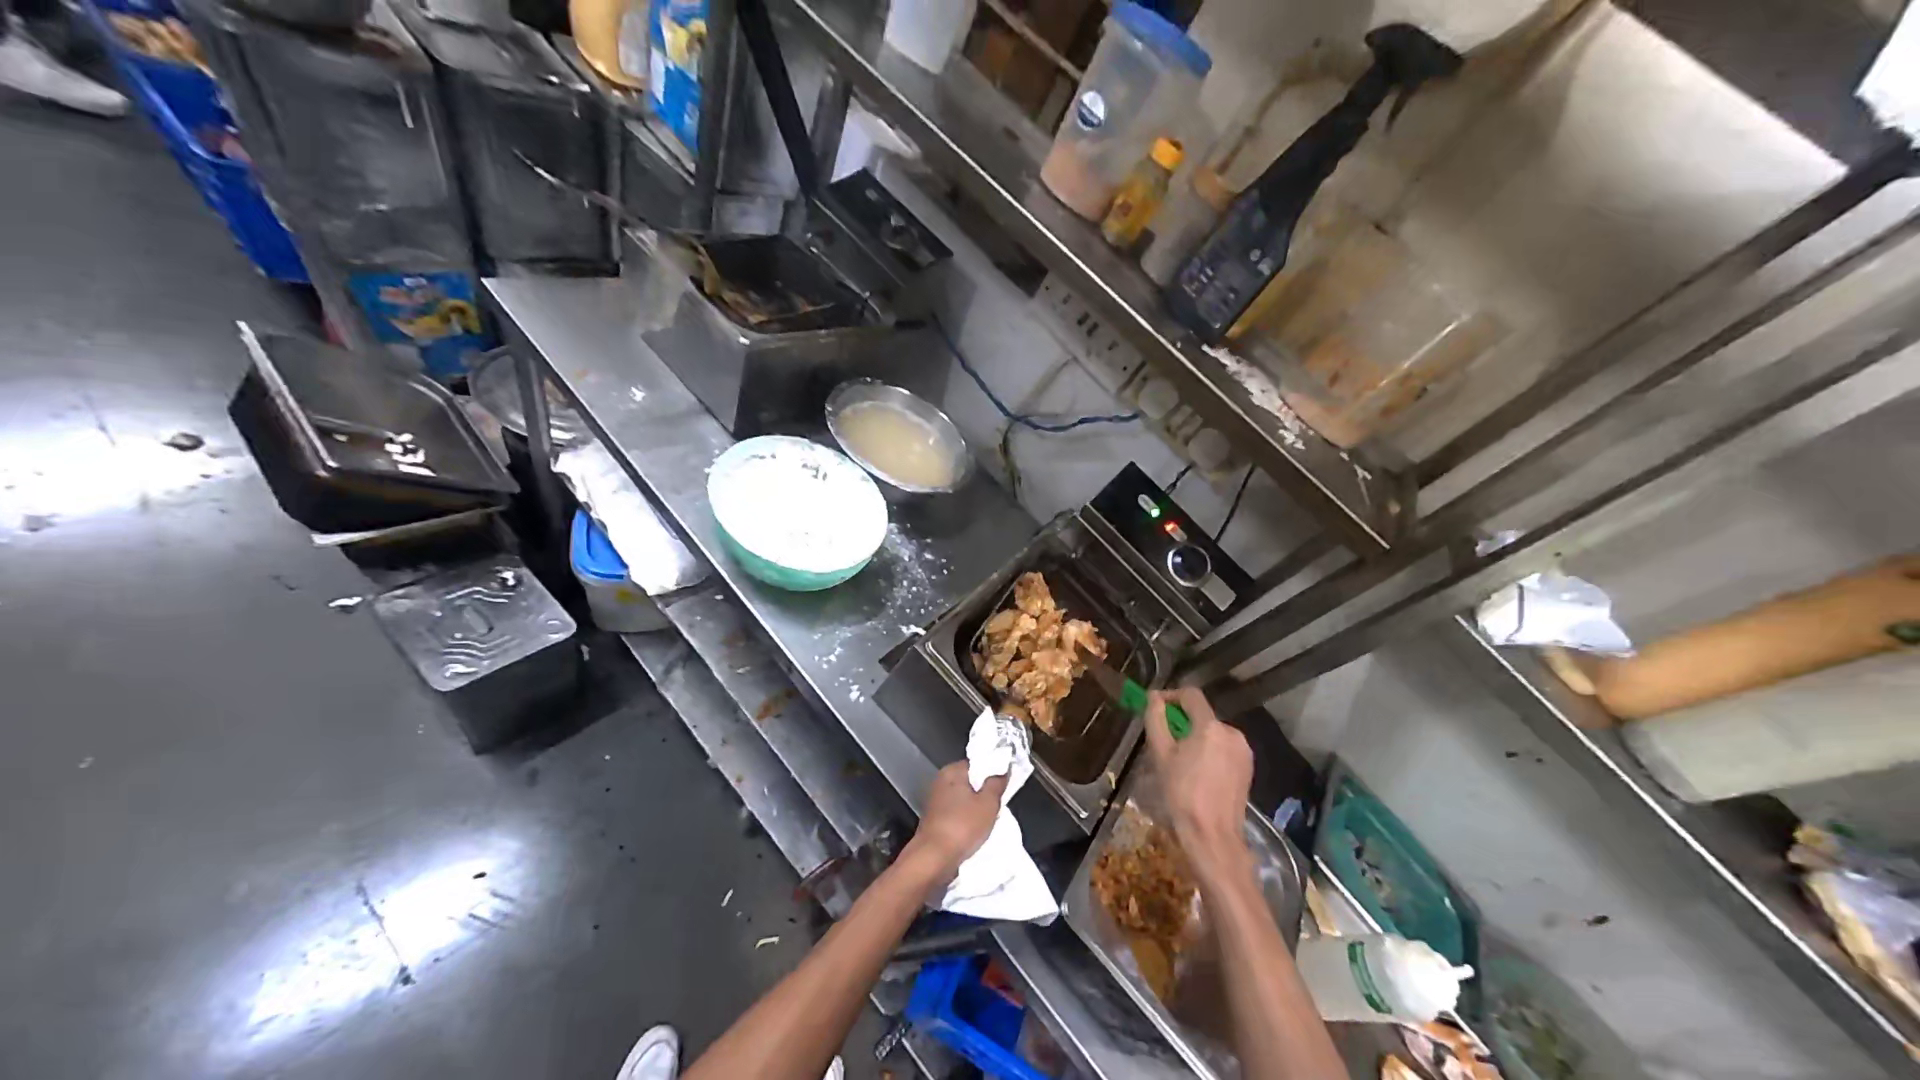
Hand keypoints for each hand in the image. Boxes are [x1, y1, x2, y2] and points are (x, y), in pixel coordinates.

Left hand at [906, 762, 1006, 878]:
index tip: (1005, 783)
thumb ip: (997, 783)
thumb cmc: (963, 826)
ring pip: (964, 799)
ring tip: (991, 818)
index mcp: (951, 771)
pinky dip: (967, 820)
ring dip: (977, 808)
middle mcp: (940, 782)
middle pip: (970, 781)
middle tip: (1000, 802)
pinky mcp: (935, 820)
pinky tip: (977, 830)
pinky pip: (957, 814)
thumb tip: (1003, 769)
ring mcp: (935, 801)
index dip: (993, 771)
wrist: (934, 859)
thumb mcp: (989, 803)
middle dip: (985, 792)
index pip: (977, 763)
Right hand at [1144, 687, 1253, 886]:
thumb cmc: (1182, 793)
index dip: (1171, 695)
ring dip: (1196, 737)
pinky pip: (1224, 748)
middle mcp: (1232, 732)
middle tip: (1163, 741)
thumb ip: (1156, 719)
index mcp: (1211, 726)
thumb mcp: (1161, 754)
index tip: (1154, 706)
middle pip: (1202, 715)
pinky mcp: (1248, 767)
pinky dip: (1209, 751)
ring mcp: (1244, 751)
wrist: (1212, 835)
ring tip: (1179, 760)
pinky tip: (1198, 772)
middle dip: (1182, 722)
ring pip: (1213, 733)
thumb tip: (1154, 697)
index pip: (1191, 695)